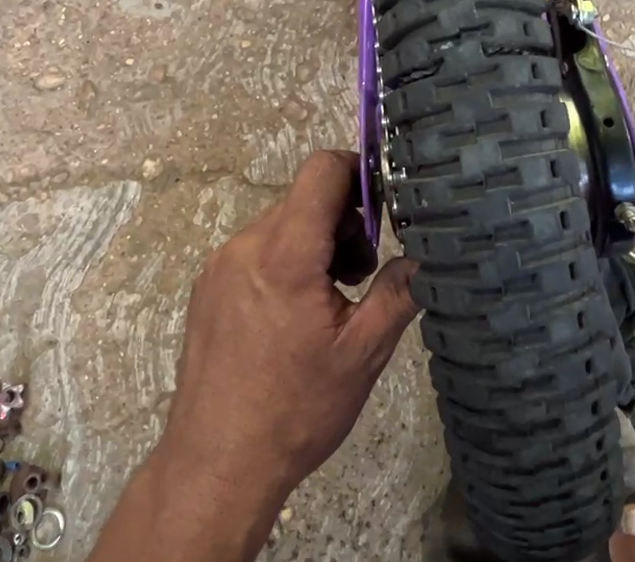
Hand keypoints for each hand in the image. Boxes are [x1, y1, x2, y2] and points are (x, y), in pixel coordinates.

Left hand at [160, 150, 419, 501]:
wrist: (216, 463)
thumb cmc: (296, 409)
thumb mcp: (363, 354)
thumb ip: (398, 293)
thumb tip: (427, 258)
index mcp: (286, 253)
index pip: (322, 170)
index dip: (358, 173)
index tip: (383, 210)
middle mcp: (246, 245)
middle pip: (304, 199)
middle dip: (343, 223)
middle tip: (361, 277)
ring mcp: (220, 265)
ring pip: (281, 225)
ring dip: (315, 245)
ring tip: (331, 302)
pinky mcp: (208, 287)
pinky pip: (256, 251)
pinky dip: (285, 262)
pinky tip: (295, 316)